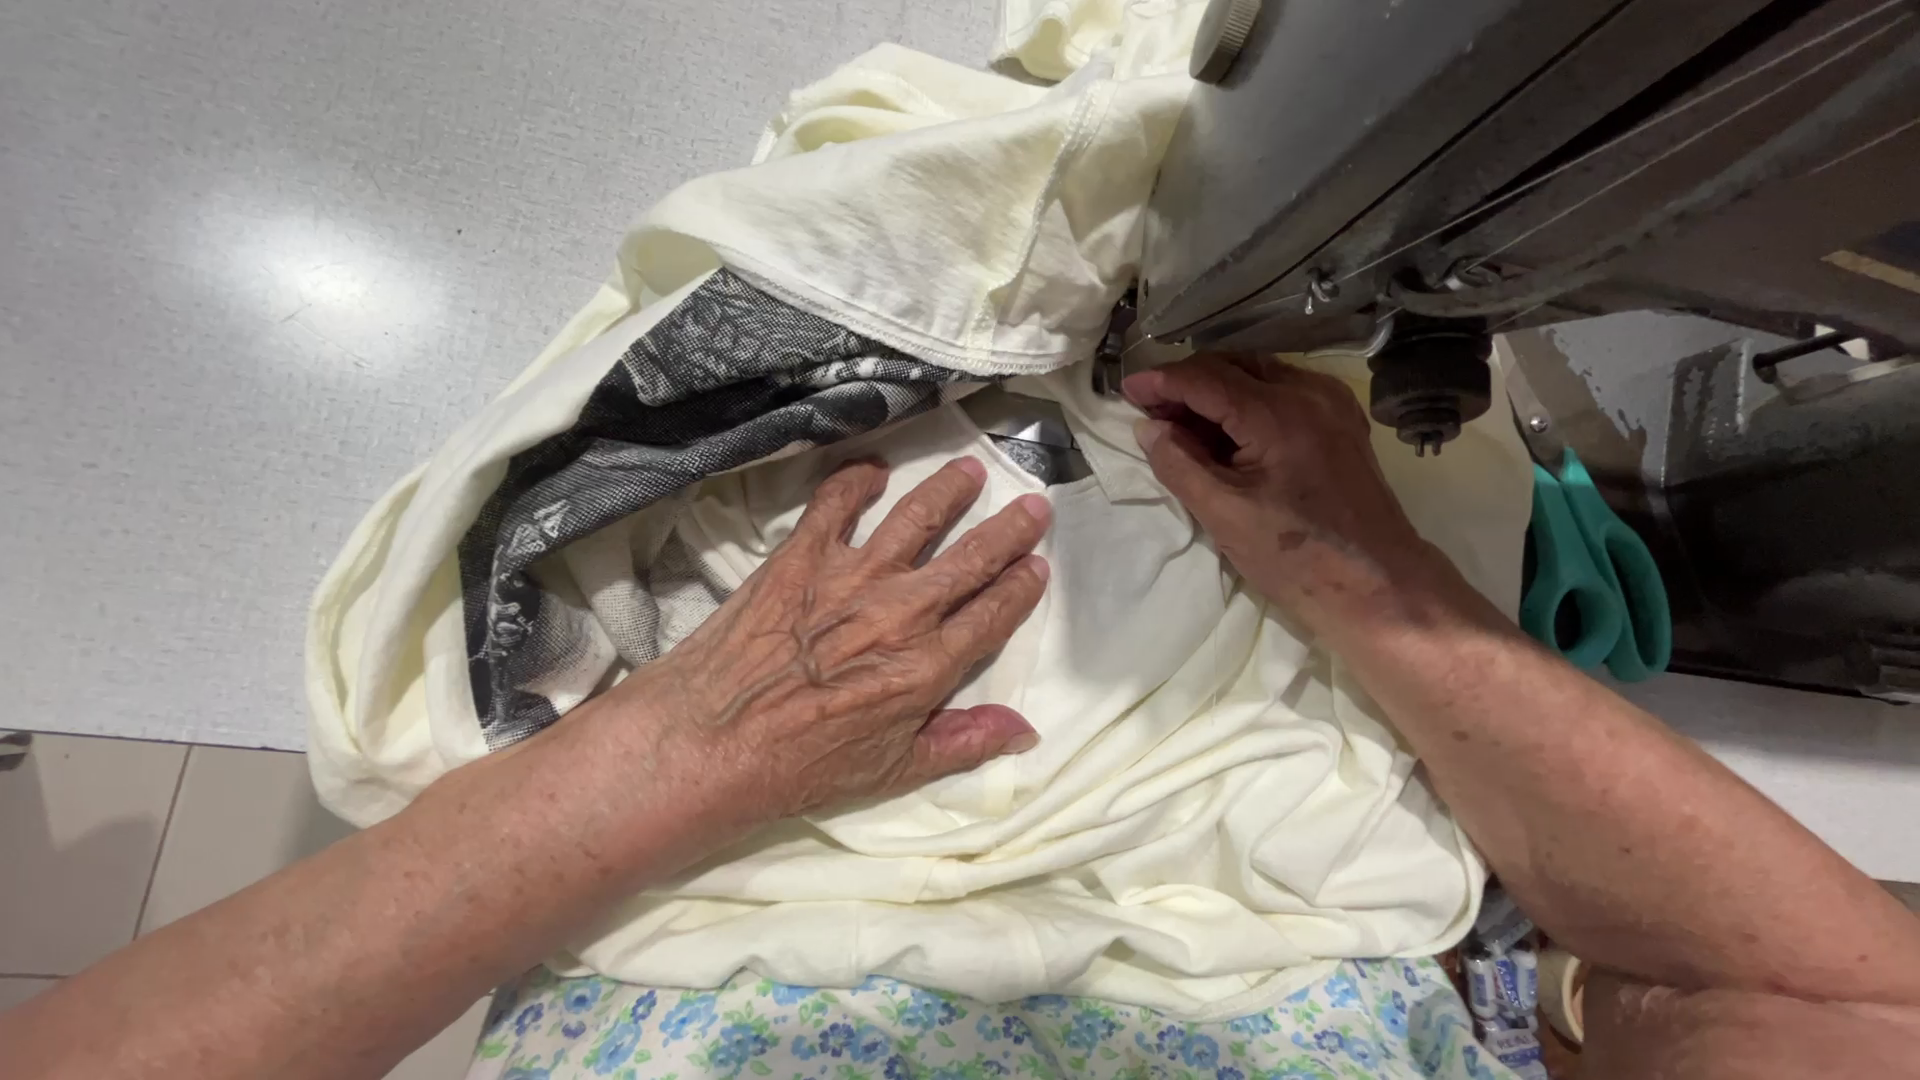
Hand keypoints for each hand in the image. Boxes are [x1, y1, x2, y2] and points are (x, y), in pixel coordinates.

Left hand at [617, 457, 1050, 822]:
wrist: (711, 741)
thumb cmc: (803, 765)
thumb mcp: (893, 772)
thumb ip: (963, 743)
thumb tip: (1026, 731)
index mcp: (927, 665)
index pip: (992, 614)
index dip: (1021, 587)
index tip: (1039, 564)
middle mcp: (899, 611)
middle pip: (970, 559)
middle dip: (1009, 530)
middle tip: (1034, 503)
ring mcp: (850, 577)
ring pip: (915, 519)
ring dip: (948, 491)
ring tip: (970, 471)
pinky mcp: (801, 556)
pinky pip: (835, 504)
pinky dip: (855, 480)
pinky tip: (872, 469)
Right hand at [1123, 354, 1463, 638]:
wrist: (1376, 585)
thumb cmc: (1295, 557)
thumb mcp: (1223, 514)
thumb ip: (1179, 463)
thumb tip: (1148, 428)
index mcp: (1278, 415)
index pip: (1206, 378)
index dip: (1161, 380)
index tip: (1125, 389)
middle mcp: (1309, 393)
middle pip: (1233, 365)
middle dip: (1186, 382)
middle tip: (1150, 410)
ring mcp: (1331, 404)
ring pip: (1258, 374)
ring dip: (1215, 390)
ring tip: (1180, 423)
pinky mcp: (1340, 421)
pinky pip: (1282, 392)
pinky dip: (1245, 400)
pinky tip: (1225, 431)